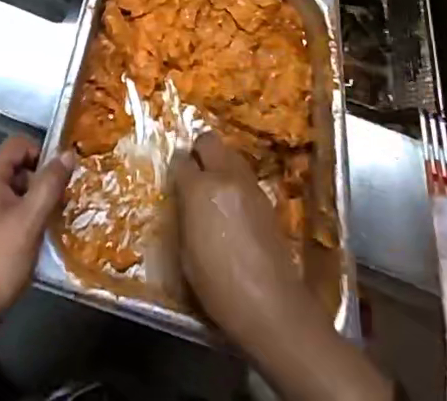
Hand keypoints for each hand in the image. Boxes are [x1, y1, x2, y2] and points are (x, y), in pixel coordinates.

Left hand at [0, 134, 75, 322]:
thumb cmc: (1, 258)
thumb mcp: (32, 218)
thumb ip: (50, 183)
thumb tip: (67, 154)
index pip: (17, 145)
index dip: (40, 152)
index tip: (58, 175)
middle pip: (16, 167)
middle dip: (40, 179)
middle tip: (59, 201)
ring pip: (13, 191)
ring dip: (34, 200)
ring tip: (50, 222)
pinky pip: (6, 211)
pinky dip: (23, 216)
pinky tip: (33, 238)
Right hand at [174, 133, 392, 400]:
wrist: (270, 304)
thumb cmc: (218, 286)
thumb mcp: (186, 253)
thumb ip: (185, 215)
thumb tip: (186, 199)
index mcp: (200, 190)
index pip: (181, 161)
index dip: (176, 169)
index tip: (175, 180)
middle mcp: (226, 177)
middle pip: (209, 141)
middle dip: (198, 150)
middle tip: (193, 171)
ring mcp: (250, 185)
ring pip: (230, 154)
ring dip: (219, 163)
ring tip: (213, 188)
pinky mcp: (267, 198)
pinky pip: (245, 175)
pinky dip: (235, 180)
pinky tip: (233, 205)